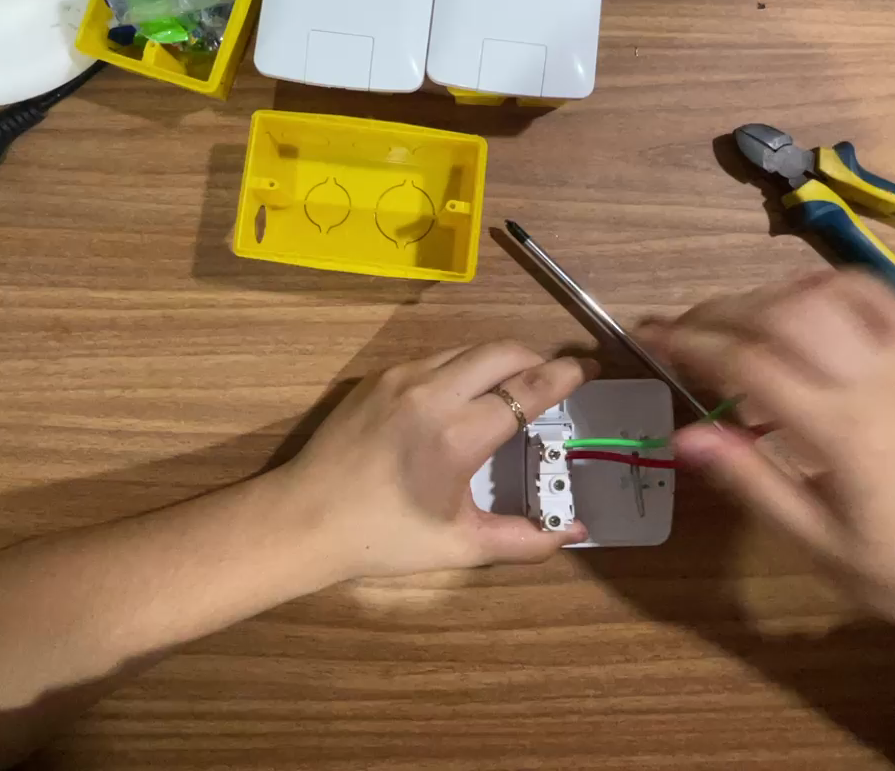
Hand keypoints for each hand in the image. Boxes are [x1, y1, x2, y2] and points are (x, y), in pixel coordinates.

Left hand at [283, 342, 594, 579]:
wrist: (305, 517)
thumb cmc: (384, 537)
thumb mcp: (459, 545)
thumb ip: (524, 539)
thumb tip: (574, 532)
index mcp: (458, 435)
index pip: (527, 389)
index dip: (565, 375)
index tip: (590, 367)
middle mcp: (433, 392)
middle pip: (502, 351)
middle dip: (535, 357)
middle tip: (553, 377)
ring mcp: (402, 377)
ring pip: (467, 349)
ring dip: (498, 360)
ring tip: (511, 384)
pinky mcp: (379, 375)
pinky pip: (435, 358)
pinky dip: (462, 367)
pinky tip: (461, 395)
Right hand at [638, 272, 894, 645]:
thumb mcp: (818, 543)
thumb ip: (749, 481)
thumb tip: (682, 435)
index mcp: (843, 431)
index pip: (751, 363)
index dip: (691, 343)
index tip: (647, 338)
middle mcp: (871, 382)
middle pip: (781, 314)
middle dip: (715, 312)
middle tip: (673, 331)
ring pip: (821, 296)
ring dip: (758, 297)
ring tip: (721, 323)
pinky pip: (870, 299)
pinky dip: (822, 286)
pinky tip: (793, 301)